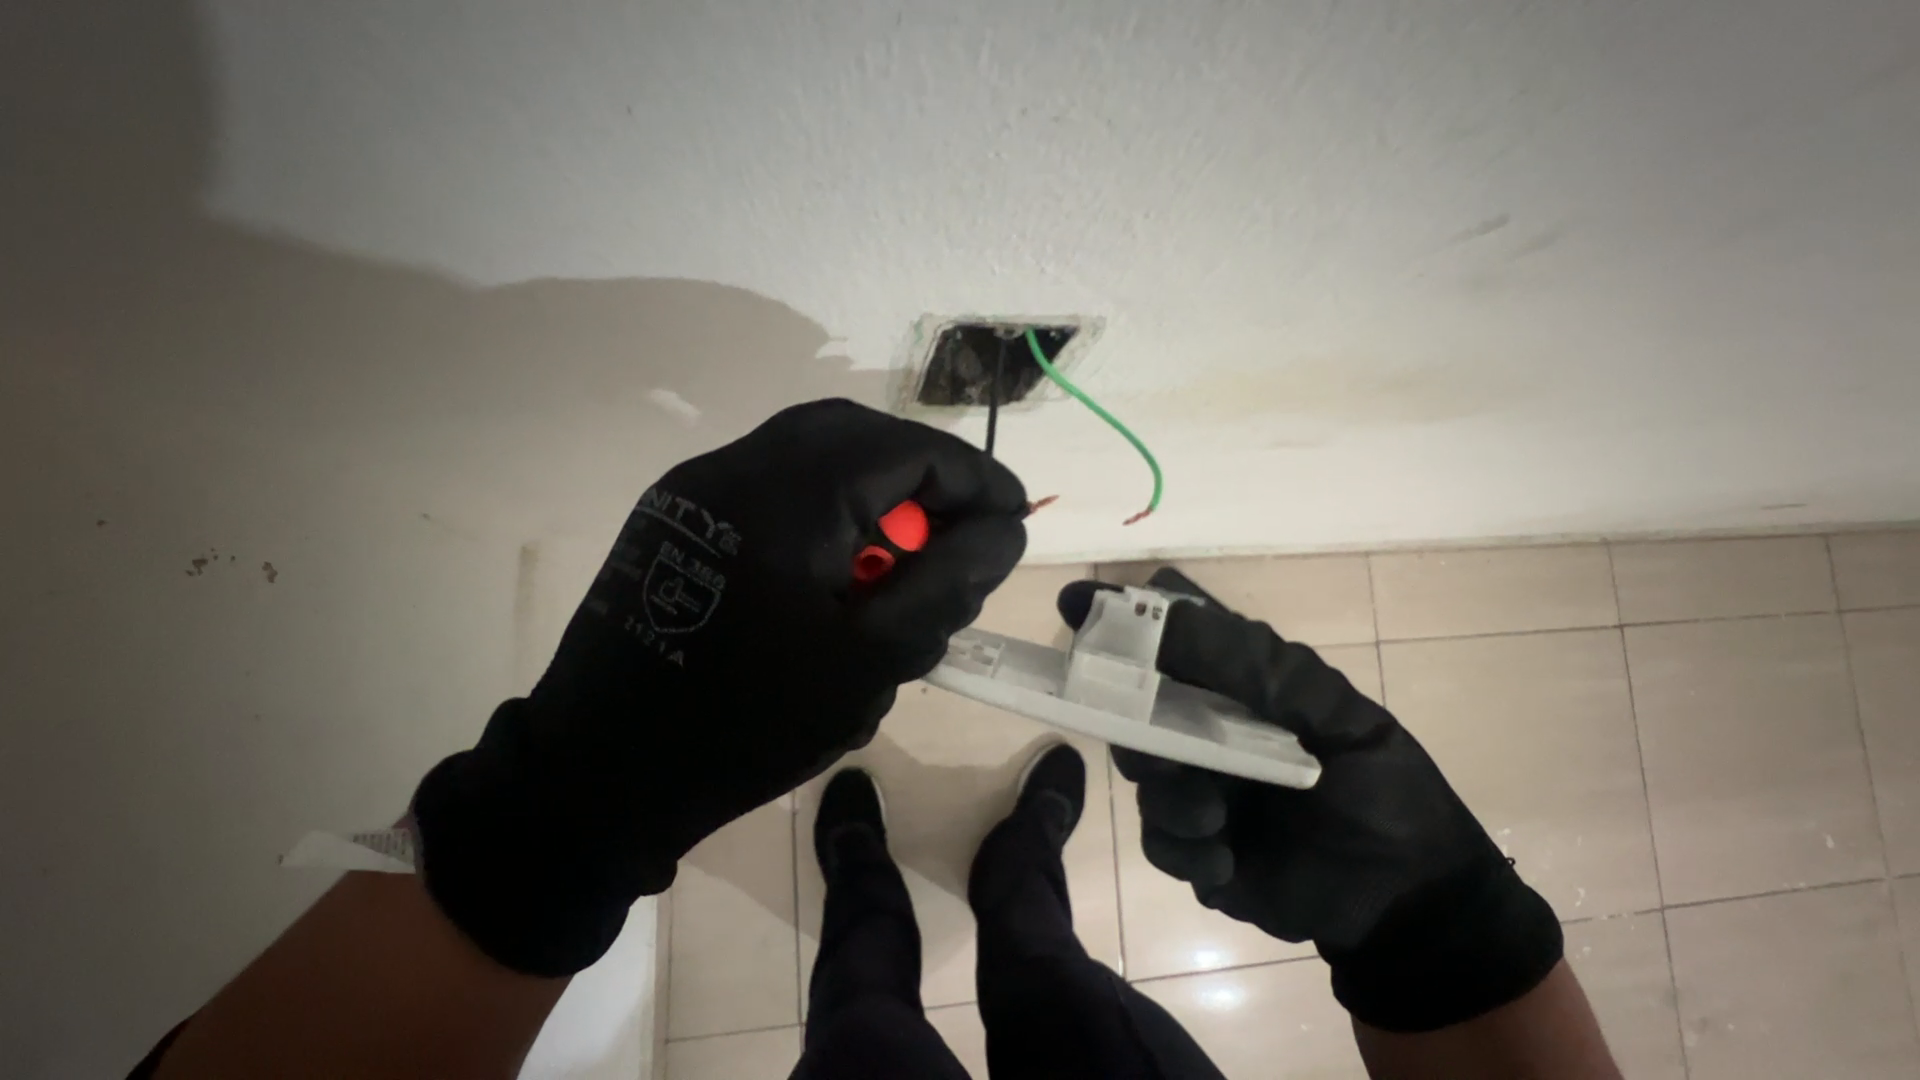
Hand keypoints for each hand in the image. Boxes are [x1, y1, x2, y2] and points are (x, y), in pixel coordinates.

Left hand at [414, 400, 1027, 975]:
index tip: (1015, 523)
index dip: (978, 482)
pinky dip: (824, 509)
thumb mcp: (869, 660)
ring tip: (897, 563)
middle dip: (924, 480)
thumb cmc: (747, 722)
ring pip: (815, 455)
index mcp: (792, 491)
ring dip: (873, 493)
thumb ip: (947, 583)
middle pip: (862, 437)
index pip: (913, 451)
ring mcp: (699, 484)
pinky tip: (832, 573)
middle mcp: (740, 462)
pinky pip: (773, 485)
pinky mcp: (677, 514)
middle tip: (958, 537)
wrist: (597, 774)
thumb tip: (1004, 529)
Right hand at [1059, 569, 1561, 1032]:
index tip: (1074, 606)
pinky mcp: (1197, 847)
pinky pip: (1159, 841)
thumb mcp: (1326, 709)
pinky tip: (1227, 857)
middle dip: (1136, 726)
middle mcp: (1208, 727)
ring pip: (1141, 777)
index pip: (1168, 637)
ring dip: (1172, 796)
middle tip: (1166, 751)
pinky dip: (1186, 847)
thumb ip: (1245, 660)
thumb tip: (1157, 603)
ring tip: (1218, 817)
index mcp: (1240, 684)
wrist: (1408, 898)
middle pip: (1134, 708)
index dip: (1121, 620)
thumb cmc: (1378, 786)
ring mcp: (1199, 787)